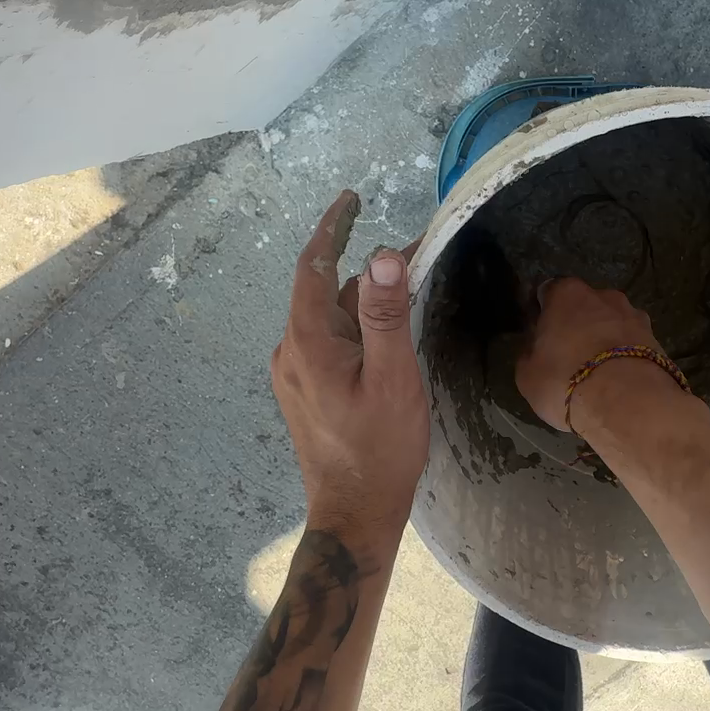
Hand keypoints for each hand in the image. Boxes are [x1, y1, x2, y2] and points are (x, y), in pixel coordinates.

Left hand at [271, 191, 428, 539]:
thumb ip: (387, 317)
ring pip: (332, 318)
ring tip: (411, 295)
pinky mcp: (306, 389)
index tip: (351, 197)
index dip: (332, 226)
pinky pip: (331, 341)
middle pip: (327, 291)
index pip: (313, 266)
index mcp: (308, 341)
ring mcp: (295, 372)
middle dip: (367, 269)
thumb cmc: (380, 448)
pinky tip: (386, 337)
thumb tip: (383, 256)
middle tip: (417, 254)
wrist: (355, 513)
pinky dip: (358, 325)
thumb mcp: (394, 379)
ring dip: (365, 300)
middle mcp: (292, 349)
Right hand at [514, 277, 671, 433]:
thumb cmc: (567, 380)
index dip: (541, 312)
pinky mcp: (657, 339)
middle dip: (576, 324)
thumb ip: (529, 353)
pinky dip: (624, 356)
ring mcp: (635, 315)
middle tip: (567, 355)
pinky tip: (618, 380)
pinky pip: (632, 344)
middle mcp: (603, 295)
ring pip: (611, 323)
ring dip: (603, 339)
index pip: (547, 291)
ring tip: (597, 372)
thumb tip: (536, 349)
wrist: (630, 403)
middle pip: (584, 306)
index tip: (537, 334)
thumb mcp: (527, 374)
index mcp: (566, 293)